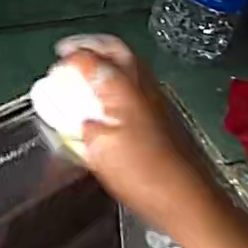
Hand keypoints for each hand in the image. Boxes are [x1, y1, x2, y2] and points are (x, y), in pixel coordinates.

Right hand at [52, 35, 214, 211]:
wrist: (192, 202)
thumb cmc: (144, 176)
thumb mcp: (99, 151)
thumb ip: (84, 128)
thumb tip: (82, 121)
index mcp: (122, 88)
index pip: (91, 60)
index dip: (69, 61)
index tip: (55, 69)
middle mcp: (142, 85)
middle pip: (116, 48)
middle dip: (89, 44)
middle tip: (69, 50)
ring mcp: (158, 98)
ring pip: (130, 62)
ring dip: (106, 57)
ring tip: (87, 67)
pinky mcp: (166, 113)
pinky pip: (138, 79)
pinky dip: (119, 74)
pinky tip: (110, 93)